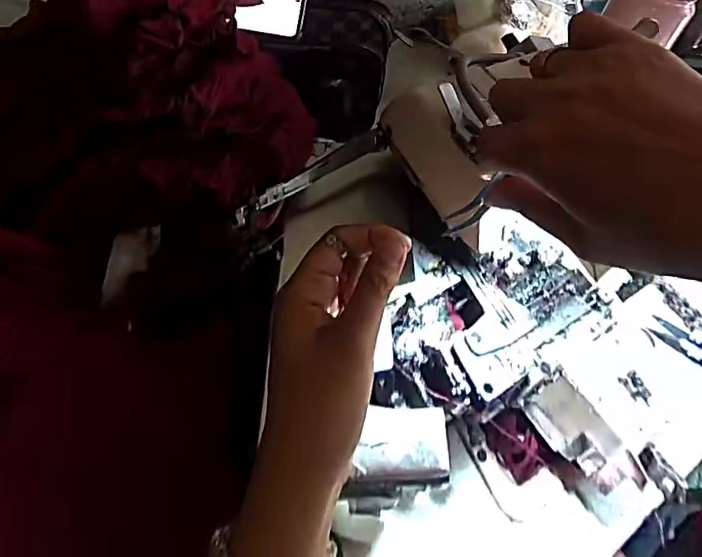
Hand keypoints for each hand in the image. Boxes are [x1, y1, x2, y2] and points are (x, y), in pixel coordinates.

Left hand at [235, 224, 408, 556]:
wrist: (304, 468)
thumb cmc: (320, 410)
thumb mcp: (356, 337)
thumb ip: (376, 285)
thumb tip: (394, 244)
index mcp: (299, 295)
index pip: (335, 240)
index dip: (369, 234)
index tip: (400, 242)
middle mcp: (299, 305)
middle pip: (337, 256)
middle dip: (371, 250)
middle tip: (403, 259)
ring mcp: (308, 325)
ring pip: (342, 281)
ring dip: (369, 274)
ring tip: (396, 279)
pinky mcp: (319, 345)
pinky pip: (343, 306)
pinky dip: (363, 299)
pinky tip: (380, 307)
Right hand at [475, 11, 701, 285]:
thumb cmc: (676, 229)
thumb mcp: (592, 240)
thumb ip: (535, 210)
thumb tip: (500, 195)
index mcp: (538, 152)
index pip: (488, 141)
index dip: (497, 156)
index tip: (510, 162)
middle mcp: (556, 102)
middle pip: (504, 93)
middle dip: (516, 118)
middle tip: (545, 138)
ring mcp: (593, 69)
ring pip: (541, 62)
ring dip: (548, 84)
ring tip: (578, 106)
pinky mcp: (629, 48)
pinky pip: (584, 26)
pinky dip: (582, 44)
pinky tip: (598, 69)